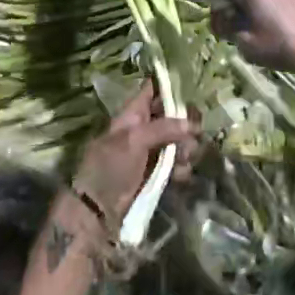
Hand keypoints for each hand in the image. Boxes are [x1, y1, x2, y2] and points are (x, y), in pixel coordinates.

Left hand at [70, 83, 196, 225]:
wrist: (99, 208)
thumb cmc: (110, 166)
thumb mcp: (133, 140)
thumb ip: (163, 128)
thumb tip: (192, 124)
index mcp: (132, 114)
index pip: (151, 90)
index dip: (169, 86)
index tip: (191, 91)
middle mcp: (142, 128)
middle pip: (171, 115)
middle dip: (185, 123)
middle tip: (195, 133)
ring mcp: (150, 151)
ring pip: (177, 140)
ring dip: (186, 148)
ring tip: (186, 158)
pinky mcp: (156, 172)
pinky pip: (176, 163)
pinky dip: (181, 167)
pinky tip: (180, 175)